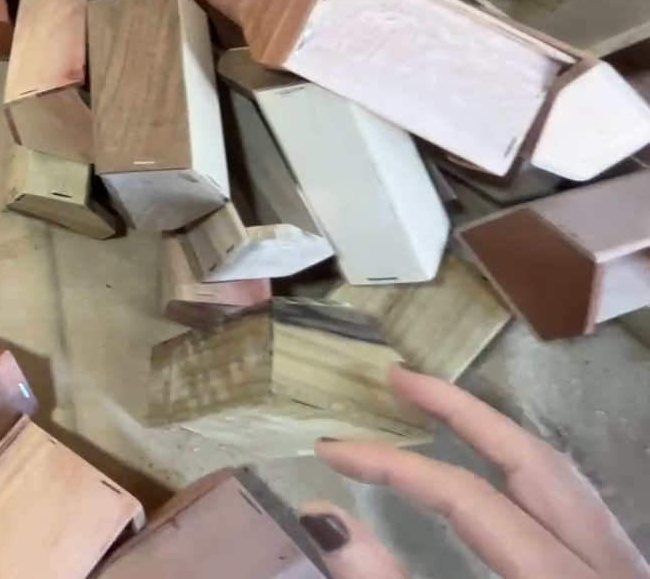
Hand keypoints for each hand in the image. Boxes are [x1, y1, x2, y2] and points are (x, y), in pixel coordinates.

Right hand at [300, 364, 648, 578]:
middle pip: (541, 470)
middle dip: (463, 414)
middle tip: (396, 377)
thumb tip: (320, 514)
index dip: (391, 463)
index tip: (328, 451)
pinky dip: (526, 482)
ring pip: (571, 491)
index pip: (468, 496)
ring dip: (497, 440)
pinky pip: (580, 522)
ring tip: (435, 408)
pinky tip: (489, 478)